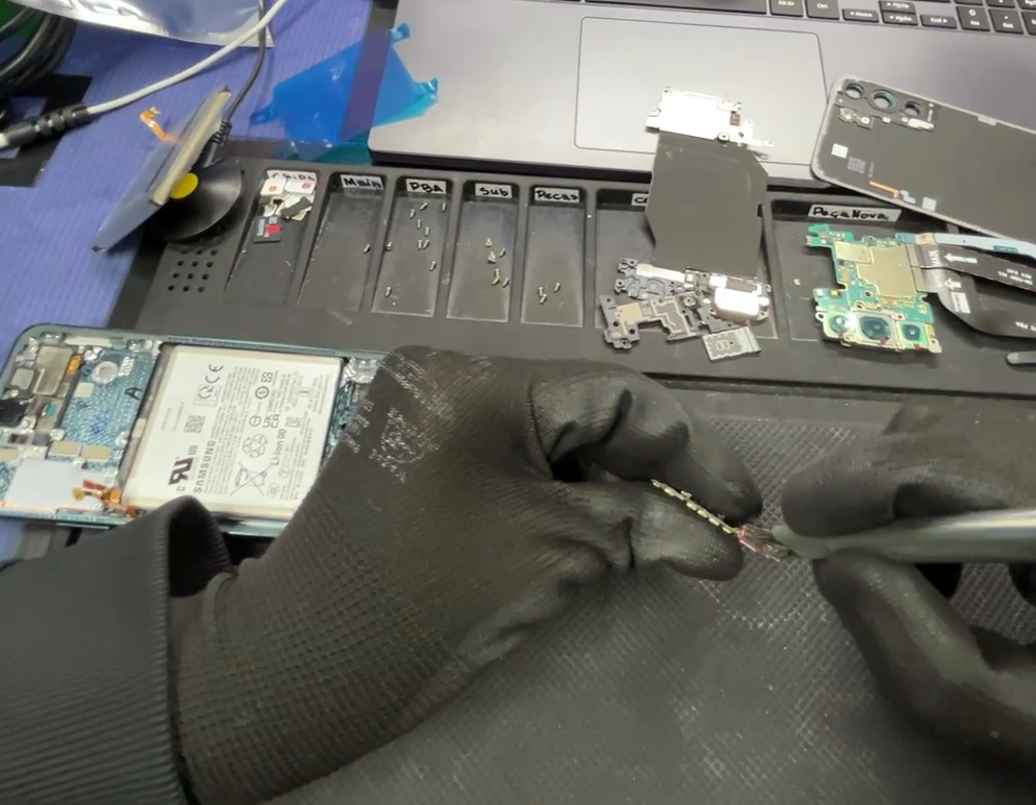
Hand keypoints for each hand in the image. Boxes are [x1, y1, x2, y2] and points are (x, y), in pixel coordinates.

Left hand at [172, 348, 759, 804]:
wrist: (296, 661)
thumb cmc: (422, 604)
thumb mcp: (550, 557)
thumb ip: (641, 529)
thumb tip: (721, 541)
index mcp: (478, 382)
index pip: (611, 394)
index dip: (685, 447)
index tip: (740, 499)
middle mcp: (453, 374)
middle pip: (582, 409)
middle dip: (651, 467)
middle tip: (716, 518)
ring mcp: (435, 408)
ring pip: (551, 434)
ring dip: (611, 483)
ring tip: (673, 529)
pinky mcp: (427, 445)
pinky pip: (514, 456)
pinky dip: (564, 491)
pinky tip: (611, 523)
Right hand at [784, 402, 1035, 804]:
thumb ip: (922, 660)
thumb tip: (837, 562)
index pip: (967, 467)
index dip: (864, 480)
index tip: (797, 521)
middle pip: (951, 431)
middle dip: (872, 483)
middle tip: (851, 559)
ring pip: (960, 426)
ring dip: (905, 484)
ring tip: (922, 570)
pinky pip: (988, 440)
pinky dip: (941, 482)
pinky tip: (969, 550)